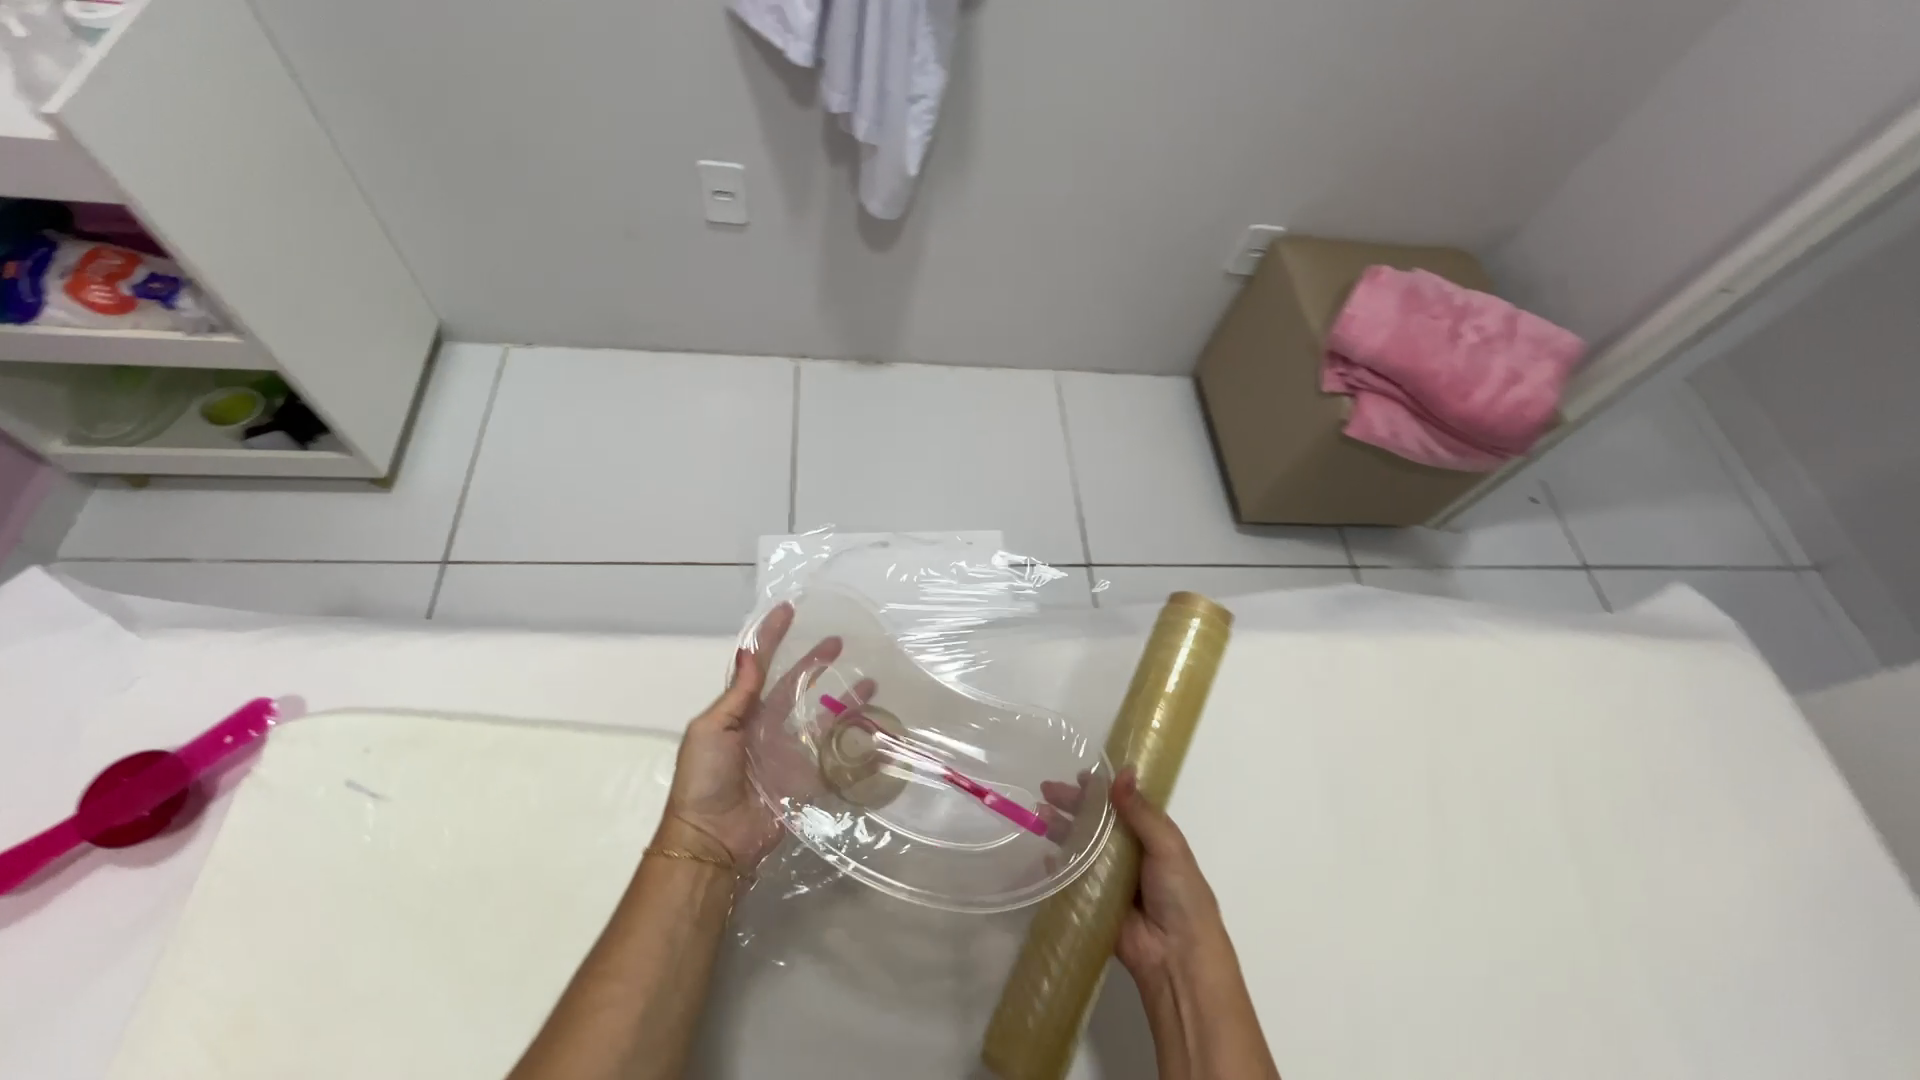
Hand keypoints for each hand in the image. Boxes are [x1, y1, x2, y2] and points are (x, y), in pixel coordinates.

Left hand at [658, 603, 863, 869]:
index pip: (760, 667)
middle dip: (816, 664)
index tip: (788, 610)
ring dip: (844, 700)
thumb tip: (751, 653)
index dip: (772, 638)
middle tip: (839, 642)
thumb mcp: (711, 729)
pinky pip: (836, 758)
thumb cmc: (705, 779)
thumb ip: (738, 694)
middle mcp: (768, 729)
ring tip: (869, 682)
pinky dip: (856, 744)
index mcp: (742, 714)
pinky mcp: (807, 782)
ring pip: (822, 719)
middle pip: (796, 688)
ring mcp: (790, 755)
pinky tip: (876, 729)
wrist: (714, 838)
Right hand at [1042, 768, 1227, 989]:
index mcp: (1151, 835)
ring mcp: (1110, 877)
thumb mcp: (1167, 845)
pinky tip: (1044, 856)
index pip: (1121, 804)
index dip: (1101, 789)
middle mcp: (1129, 852)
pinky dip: (1058, 866)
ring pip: (1081, 845)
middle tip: (1047, 791)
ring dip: (1061, 829)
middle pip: (1095, 822)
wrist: (1176, 953)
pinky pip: (1073, 878)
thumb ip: (1140, 811)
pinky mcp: (1094, 900)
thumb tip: (1123, 771)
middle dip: (1072, 805)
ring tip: (1040, 815)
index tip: (1080, 776)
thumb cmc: (1180, 892)